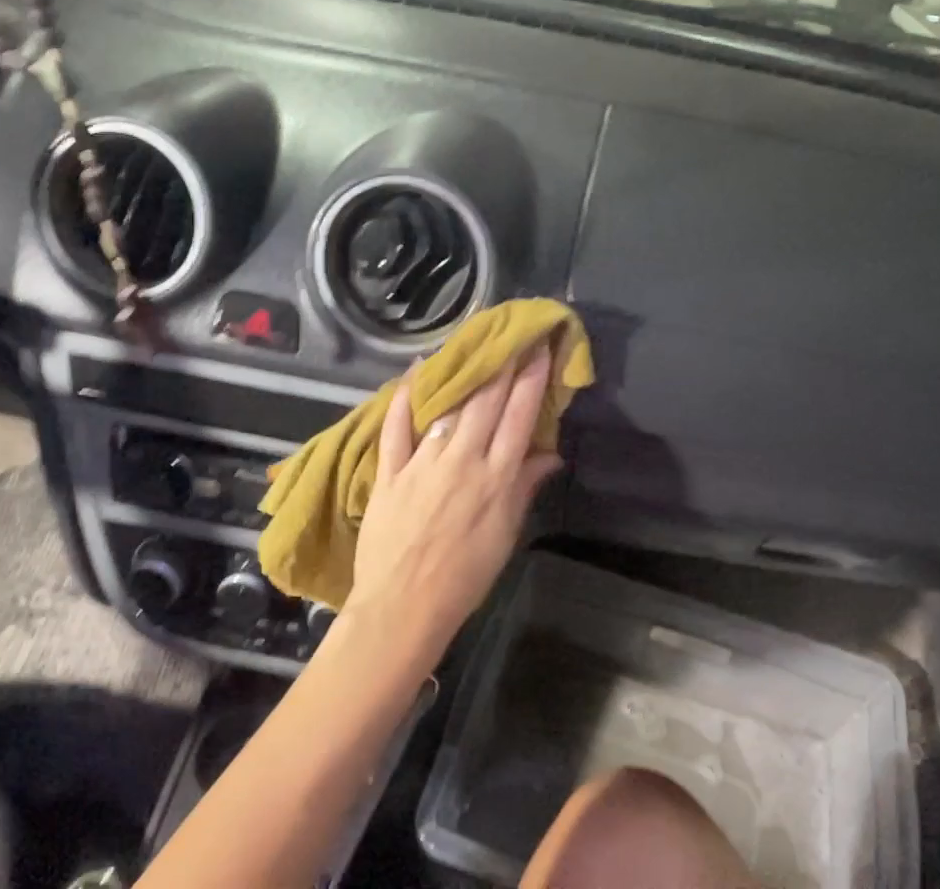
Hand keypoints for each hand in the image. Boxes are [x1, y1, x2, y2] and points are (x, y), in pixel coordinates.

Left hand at [344, 349, 561, 658]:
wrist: (405, 605)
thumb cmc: (465, 576)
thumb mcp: (505, 535)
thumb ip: (524, 488)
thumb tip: (550, 454)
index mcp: (497, 478)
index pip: (519, 417)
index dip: (531, 380)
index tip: (540, 349)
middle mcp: (463, 461)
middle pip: (486, 402)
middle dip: (502, 364)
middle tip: (512, 332)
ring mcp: (423, 464)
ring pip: (447, 408)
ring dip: (461, 373)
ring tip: (471, 343)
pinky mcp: (389, 473)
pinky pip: (397, 430)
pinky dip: (403, 400)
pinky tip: (413, 374)